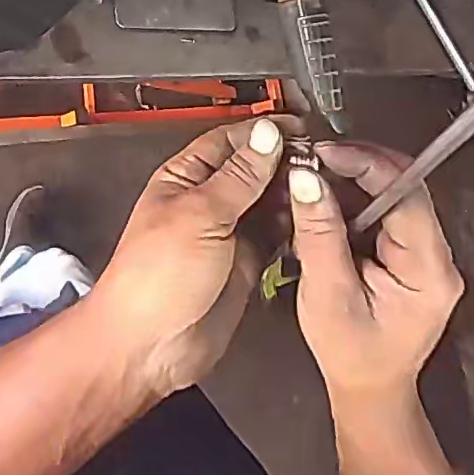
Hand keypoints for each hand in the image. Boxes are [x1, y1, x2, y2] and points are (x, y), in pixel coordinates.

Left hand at [88, 116, 294, 396]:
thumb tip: (267, 134)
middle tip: (321, 158)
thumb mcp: (199, 214)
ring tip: (324, 185)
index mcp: (186, 178)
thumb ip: (240, 176)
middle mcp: (208, 200)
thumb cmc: (155, 275)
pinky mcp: (246, 261)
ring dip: (293, 192)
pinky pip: (276, 234)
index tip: (299, 128)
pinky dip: (295, 224)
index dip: (264, 132)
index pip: (230, 141)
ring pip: (268, 200)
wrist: (149, 347)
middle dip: (285, 161)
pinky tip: (314, 217)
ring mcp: (228, 231)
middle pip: (254, 169)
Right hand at [289, 142, 463, 404]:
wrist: (370, 390)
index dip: (365, 163)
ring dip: (350, 179)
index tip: (322, 153)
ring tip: (310, 177)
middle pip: (402, 185)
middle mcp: (437, 254)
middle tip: (310, 160)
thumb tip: (305, 177)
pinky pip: (382, 208)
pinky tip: (323, 199)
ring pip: (391, 191)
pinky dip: (350, 197)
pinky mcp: (408, 250)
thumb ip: (319, 235)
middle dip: (355, 165)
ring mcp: (425, 250)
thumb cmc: (352, 354)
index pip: (405, 194)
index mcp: (429, 269)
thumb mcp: (328, 296)